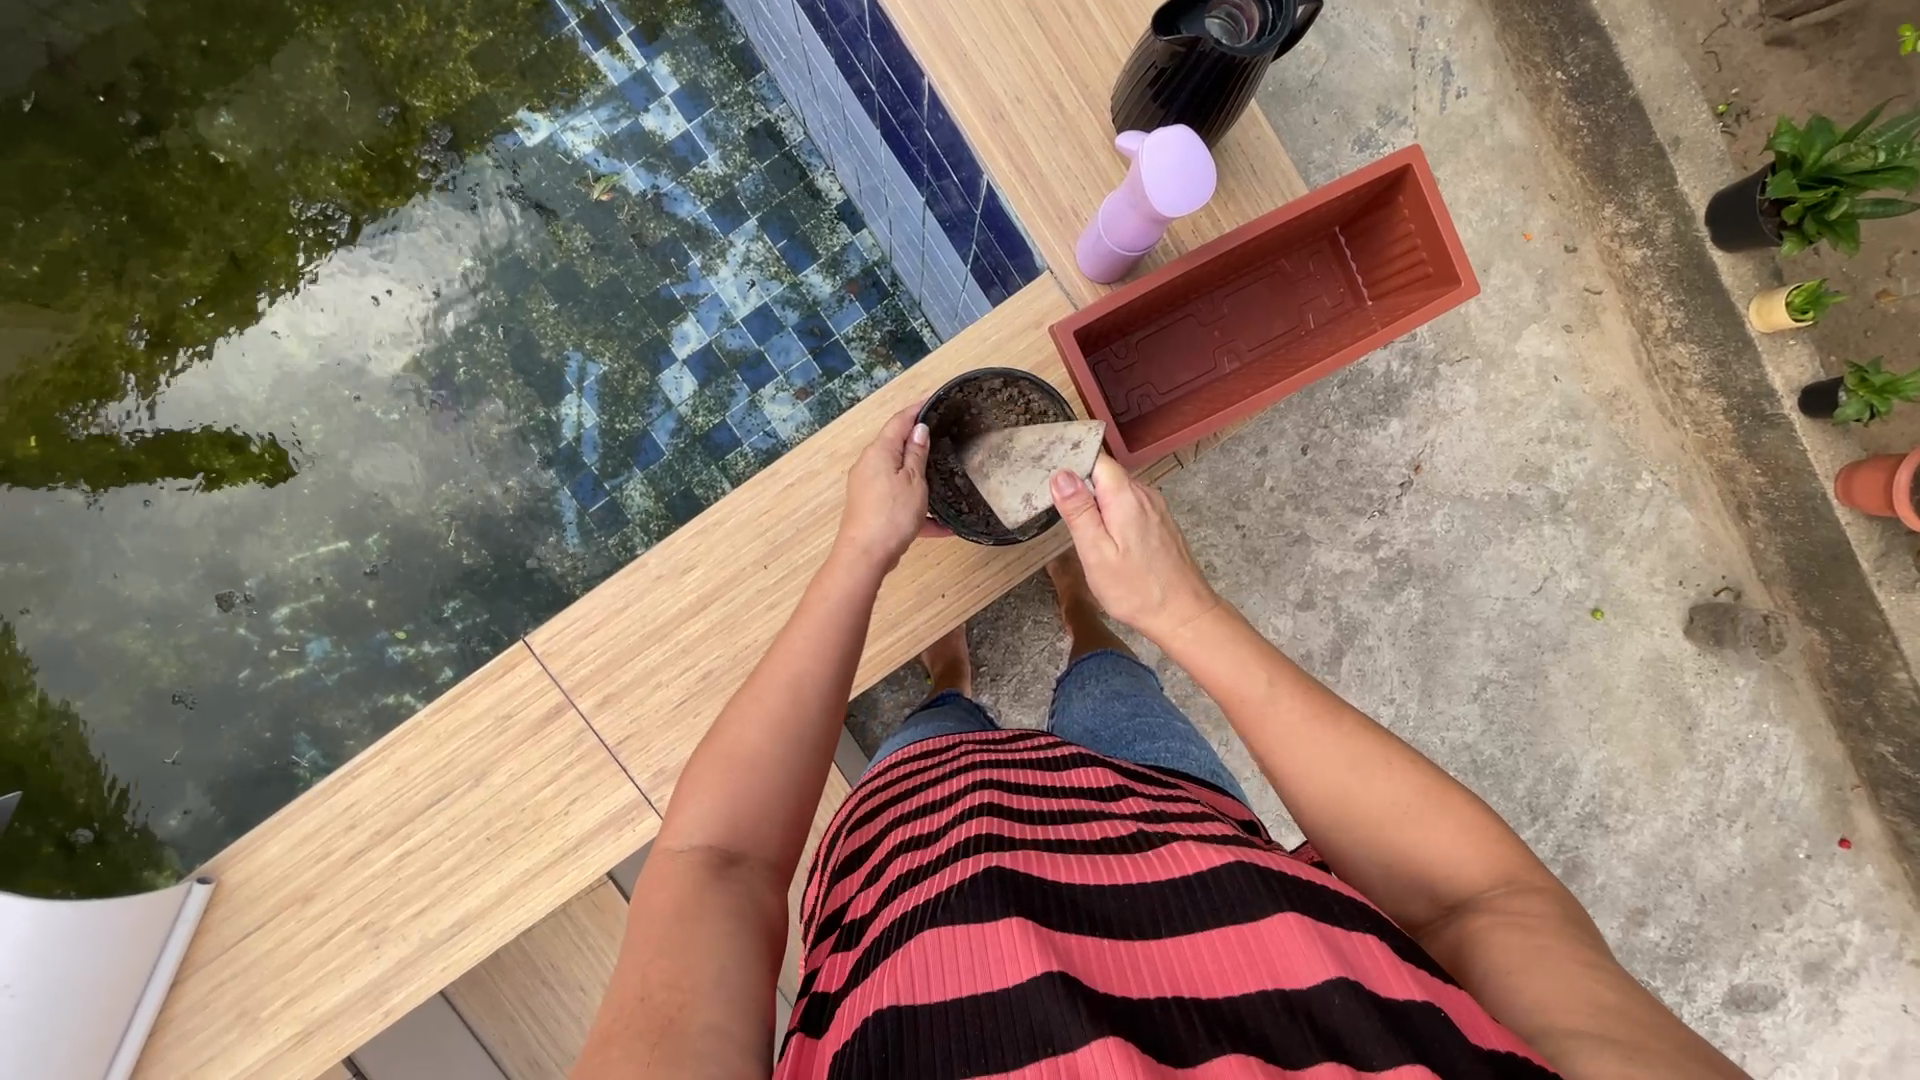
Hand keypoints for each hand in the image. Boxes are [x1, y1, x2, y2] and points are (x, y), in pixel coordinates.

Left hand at [835, 404, 949, 572]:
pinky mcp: (872, 509)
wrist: (865, 556)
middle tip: (944, 437)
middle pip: (897, 448)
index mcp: (880, 452)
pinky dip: (918, 511)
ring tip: (946, 483)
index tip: (933, 399)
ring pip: (900, 477)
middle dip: (920, 444)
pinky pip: (899, 503)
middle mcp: (869, 466)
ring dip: (922, 482)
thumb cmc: (890, 516)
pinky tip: (941, 527)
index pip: (900, 421)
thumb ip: (916, 454)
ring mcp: (869, 488)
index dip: (917, 409)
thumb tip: (919, 430)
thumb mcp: (914, 481)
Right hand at [1050, 454, 1219, 641]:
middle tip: (1060, 510)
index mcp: (1125, 497)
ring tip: (1080, 526)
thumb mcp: (1096, 553)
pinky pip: (1129, 505)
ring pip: (1117, 490)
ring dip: (1097, 502)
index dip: (1072, 464)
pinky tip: (1106, 538)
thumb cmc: (1137, 590)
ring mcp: (1155, 508)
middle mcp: (1144, 494)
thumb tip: (1061, 475)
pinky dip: (1113, 514)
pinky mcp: (1159, 522)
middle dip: (1081, 486)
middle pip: (1106, 473)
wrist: (1183, 614)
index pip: (1096, 459)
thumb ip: (1079, 511)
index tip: (1052, 481)